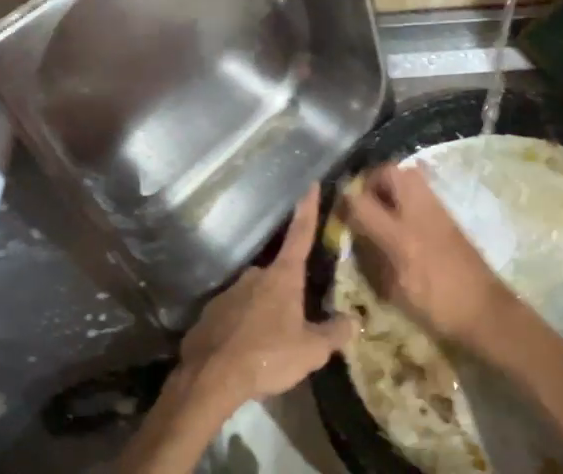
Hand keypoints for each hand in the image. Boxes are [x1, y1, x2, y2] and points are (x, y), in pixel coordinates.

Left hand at [176, 185, 355, 407]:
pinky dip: (240, 329)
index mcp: (283, 277)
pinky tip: (244, 352)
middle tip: (295, 317)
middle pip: (277, 274)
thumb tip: (355, 321)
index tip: (311, 185)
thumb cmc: (268, 355)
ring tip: (270, 343)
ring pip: (253, 297)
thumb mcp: (312, 350)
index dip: (308, 210)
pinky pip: (232, 317)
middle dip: (286, 290)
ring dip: (262, 312)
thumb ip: (335, 334)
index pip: (300, 234)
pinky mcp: (208, 315)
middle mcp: (254, 276)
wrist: (211, 378)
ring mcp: (227, 294)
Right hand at [342, 164, 513, 346]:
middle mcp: (418, 212)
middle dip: (370, 181)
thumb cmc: (437, 307)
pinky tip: (404, 216)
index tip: (338, 211)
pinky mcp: (449, 212)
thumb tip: (357, 235)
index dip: (344, 203)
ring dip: (390, 182)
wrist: (485, 309)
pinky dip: (407, 191)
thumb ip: (372, 258)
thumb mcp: (394, 290)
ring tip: (383, 206)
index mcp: (400, 236)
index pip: (361, 203)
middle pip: (388, 172)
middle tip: (364, 202)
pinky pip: (422, 187)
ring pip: (407, 173)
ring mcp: (437, 208)